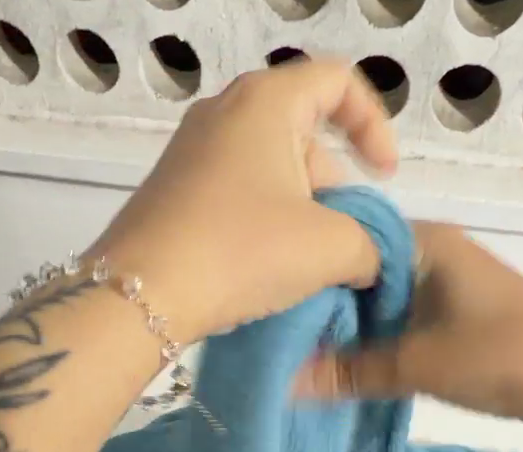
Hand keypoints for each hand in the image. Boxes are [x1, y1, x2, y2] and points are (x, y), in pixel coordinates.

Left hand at [86, 57, 398, 344]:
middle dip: (336, 190)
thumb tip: (369, 258)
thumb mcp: (327, 249)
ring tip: (310, 269)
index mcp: (265, 101)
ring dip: (303, 215)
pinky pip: (236, 195)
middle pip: (304, 135)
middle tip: (346, 244)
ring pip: (270, 171)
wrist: (139, 296)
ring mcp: (191, 153)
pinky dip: (265, 224)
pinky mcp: (173, 193)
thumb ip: (369, 246)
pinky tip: (269, 272)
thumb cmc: (240, 253)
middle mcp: (223, 112)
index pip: (338, 82)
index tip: (383, 177)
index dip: (375, 125)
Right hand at [293, 223, 522, 428]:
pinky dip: (372, 335)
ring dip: (346, 322)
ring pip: (377, 296)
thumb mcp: (418, 365)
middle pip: (357, 268)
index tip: (267, 298)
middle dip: (320, 300)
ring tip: (297, 349)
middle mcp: (431, 250)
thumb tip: (282, 383)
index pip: (344, 238)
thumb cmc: (504, 357)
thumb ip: (349, 372)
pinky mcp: (454, 310)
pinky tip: (345, 359)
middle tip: (273, 331)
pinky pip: (398, 315)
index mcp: (423, 241)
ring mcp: (445, 280)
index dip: (305, 267)